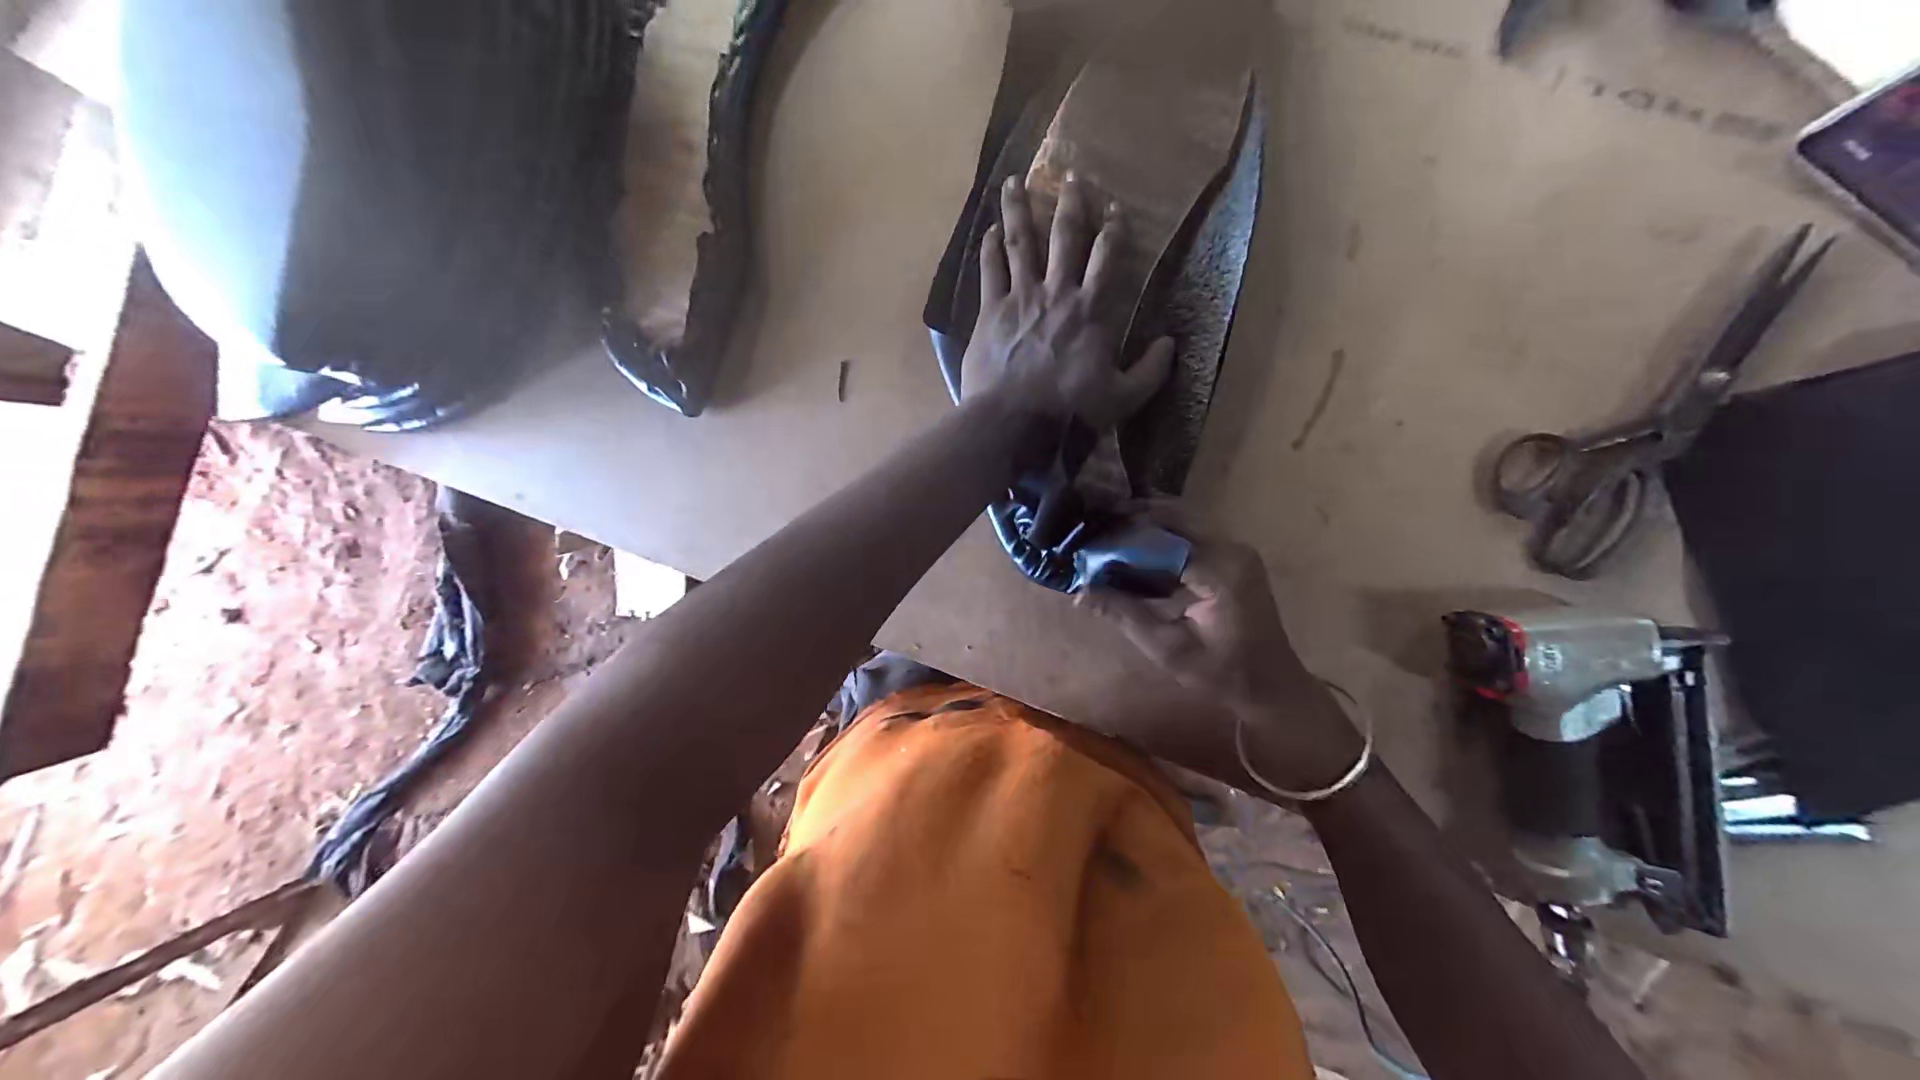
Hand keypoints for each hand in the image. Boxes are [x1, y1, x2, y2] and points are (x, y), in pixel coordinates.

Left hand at [960, 173, 1174, 428]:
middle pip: (1064, 238)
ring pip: (1020, 243)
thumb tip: (1171, 344)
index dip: (1112, 229)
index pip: (1106, 258)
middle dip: (1070, 204)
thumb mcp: (1122, 399)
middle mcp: (1056, 293)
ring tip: (1014, 181)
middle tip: (1072, 176)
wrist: (1013, 421)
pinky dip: (990, 247)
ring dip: (1019, 209)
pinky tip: (991, 229)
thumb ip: (1150, 371)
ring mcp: (1020, 298)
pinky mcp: (990, 312)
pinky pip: (990, 270)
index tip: (1114, 207)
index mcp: (1091, 310)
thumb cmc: (1069, 411)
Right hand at [1079, 508, 1361, 791]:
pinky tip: (1135, 553)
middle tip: (1094, 534)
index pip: (1161, 536)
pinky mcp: (1233, 557)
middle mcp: (1231, 548)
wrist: (1272, 686)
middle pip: (1174, 516)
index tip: (1088, 546)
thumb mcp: (1168, 649)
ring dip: (1146, 527)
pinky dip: (1162, 539)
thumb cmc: (1222, 674)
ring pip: (1182, 521)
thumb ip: (1124, 614)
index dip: (1121, 539)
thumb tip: (1079, 592)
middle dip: (1131, 521)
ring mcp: (1235, 550)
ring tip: (1108, 540)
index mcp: (1220, 570)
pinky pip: (1192, 535)